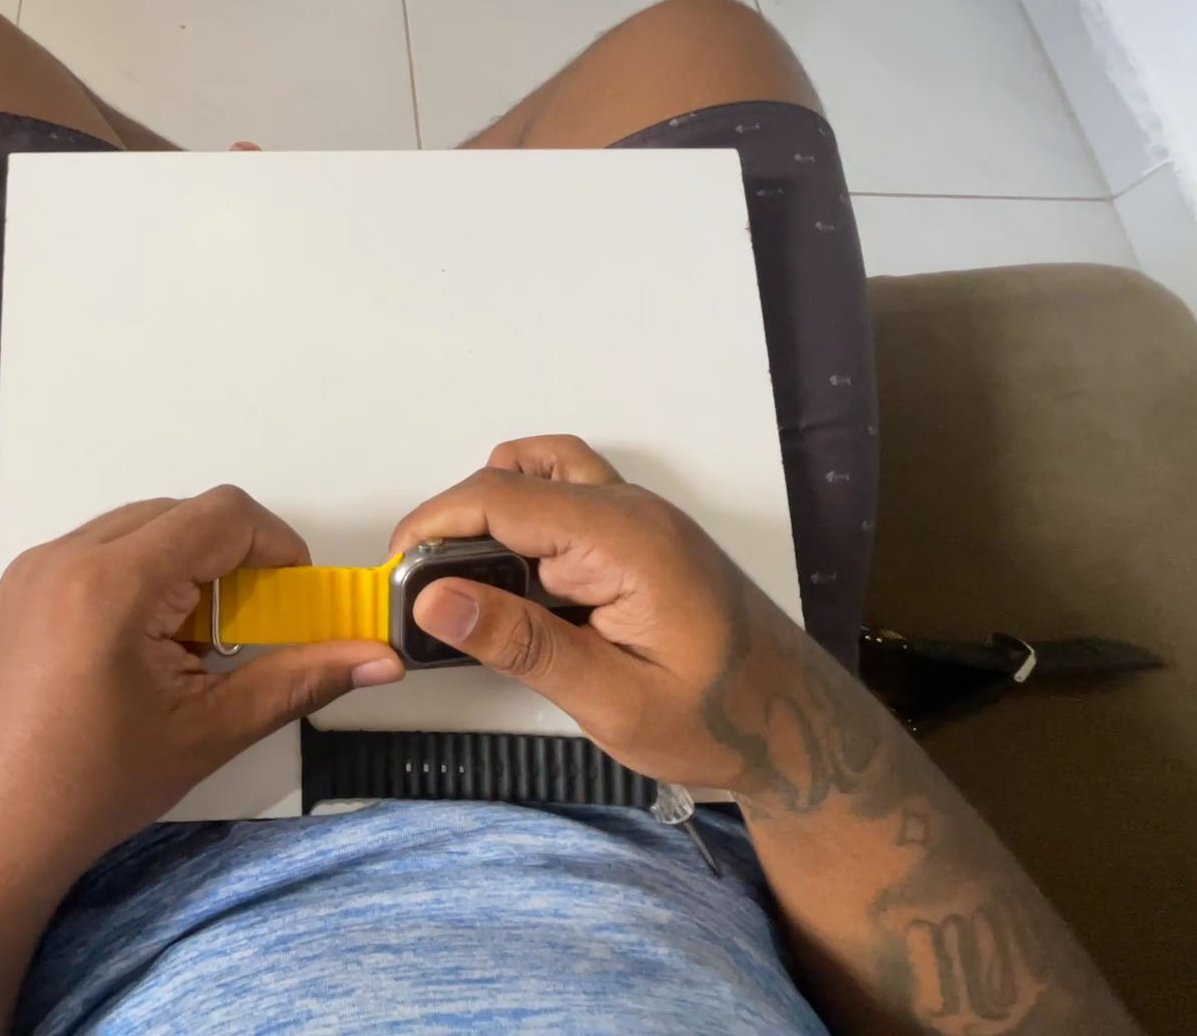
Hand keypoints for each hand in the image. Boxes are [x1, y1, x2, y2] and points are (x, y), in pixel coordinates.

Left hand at [0, 485, 402, 863]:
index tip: (297, 590)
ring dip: (189, 561)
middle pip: (183, 512)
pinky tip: (148, 638)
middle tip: (252, 621)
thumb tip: (381, 659)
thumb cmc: (95, 789)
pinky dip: (147, 570)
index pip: (220, 514)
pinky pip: (106, 545)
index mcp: (114, 585)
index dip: (275, 542)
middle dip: (234, 554)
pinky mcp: (25, 583)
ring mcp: (38, 565)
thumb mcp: (210, 731)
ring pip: (144, 524)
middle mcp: (68, 554)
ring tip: (197, 635)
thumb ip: (301, 680)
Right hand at [389, 435, 818, 795]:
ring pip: (539, 468)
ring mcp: (635, 514)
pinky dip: (522, 507)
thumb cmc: (718, 724)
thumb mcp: (613, 701)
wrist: (800, 728)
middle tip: (423, 585)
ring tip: (462, 570)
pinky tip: (512, 563)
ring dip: (487, 506)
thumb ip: (522, 645)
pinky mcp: (634, 530)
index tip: (396, 571)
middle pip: (513, 478)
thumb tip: (434, 599)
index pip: (502, 499)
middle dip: (452, 522)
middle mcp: (629, 509)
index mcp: (624, 541)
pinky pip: (564, 487)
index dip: (434, 524)